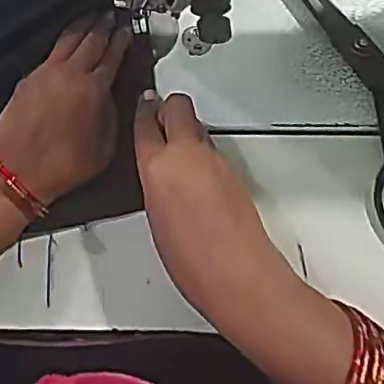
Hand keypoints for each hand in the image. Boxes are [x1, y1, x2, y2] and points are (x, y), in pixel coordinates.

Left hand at [0, 14, 129, 203]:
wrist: (19, 168)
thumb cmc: (60, 163)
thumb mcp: (105, 146)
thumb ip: (112, 115)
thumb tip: (111, 97)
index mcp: (94, 88)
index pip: (112, 55)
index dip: (122, 40)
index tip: (126, 31)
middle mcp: (71, 73)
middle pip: (92, 39)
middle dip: (104, 25)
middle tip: (112, 17)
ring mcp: (48, 71)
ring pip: (69, 38)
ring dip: (83, 25)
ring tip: (91, 17)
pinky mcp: (31, 76)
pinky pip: (52, 49)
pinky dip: (64, 39)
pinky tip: (66, 40)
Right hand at [135, 91, 297, 328]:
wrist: (241, 278)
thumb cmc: (197, 261)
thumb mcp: (154, 218)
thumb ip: (154, 183)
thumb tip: (157, 175)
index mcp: (157, 165)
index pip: (145, 120)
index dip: (142, 110)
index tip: (142, 106)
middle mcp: (188, 154)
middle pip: (177, 105)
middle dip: (168, 107)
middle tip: (161, 116)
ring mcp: (215, 160)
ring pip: (197, 126)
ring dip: (188, 132)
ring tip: (180, 156)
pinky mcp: (234, 172)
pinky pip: (212, 150)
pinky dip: (203, 156)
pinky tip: (199, 180)